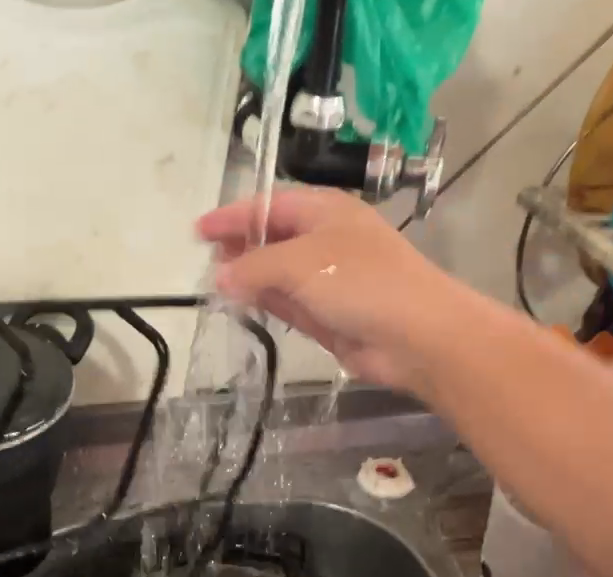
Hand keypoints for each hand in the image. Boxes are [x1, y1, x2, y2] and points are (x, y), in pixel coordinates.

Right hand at [196, 187, 489, 402]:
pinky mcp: (327, 315)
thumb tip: (219, 278)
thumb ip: (254, 267)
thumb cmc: (362, 283)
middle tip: (206, 262)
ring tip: (216, 287)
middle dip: (239, 247)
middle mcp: (325, 240)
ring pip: (277, 273)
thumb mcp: (301, 263)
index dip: (233, 216)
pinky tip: (242, 306)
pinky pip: (287, 304)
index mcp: (324, 211)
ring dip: (249, 279)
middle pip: (272, 238)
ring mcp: (327, 280)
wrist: (415, 335)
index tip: (198, 231)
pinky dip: (265, 303)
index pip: (269, 205)